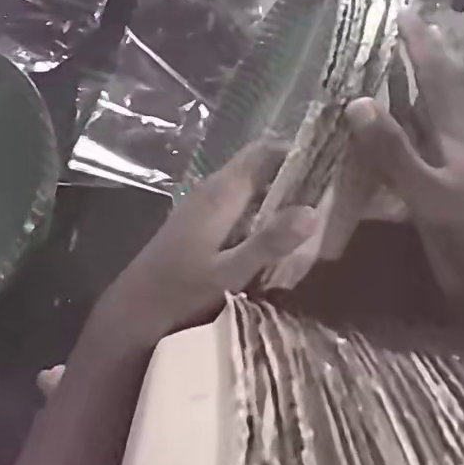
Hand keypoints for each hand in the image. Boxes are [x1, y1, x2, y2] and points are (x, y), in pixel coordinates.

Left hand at [87, 142, 315, 353]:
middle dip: (294, 174)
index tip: (331, 165)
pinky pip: (241, 203)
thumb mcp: (230, 272)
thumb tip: (313, 210)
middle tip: (332, 194)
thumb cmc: (179, 293)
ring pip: (251, 185)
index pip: (265, 151)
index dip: (298, 151)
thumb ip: (270, 242)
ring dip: (281, 193)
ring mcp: (205, 205)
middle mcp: (214, 189)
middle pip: (260, 165)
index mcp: (222, 192)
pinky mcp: (201, 222)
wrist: (131, 313)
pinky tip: (281, 235)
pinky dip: (264, 210)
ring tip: (316, 213)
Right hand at [343, 14, 463, 425]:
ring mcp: (462, 183)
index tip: (406, 10)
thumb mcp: (435, 199)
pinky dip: (403, 149)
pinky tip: (389, 155)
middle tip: (396, 39)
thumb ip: (397, 153)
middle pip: (444, 98)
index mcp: (461, 144)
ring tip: (384, 85)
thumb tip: (357, 99)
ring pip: (435, 129)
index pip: (440, 80)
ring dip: (413, 104)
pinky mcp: (453, 210)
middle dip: (422, 65)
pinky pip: (423, 163)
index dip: (423, 45)